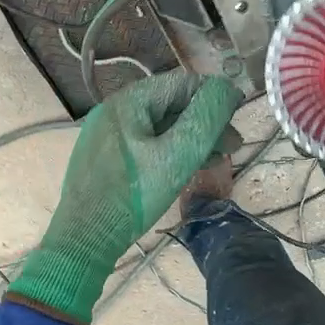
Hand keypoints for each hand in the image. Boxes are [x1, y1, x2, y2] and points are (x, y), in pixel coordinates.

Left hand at [9, 72, 241, 324]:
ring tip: (218, 159)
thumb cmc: (132, 197)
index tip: (239, 118)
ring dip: (193, 138)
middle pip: (172, 104)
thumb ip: (205, 120)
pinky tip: (188, 167)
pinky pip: (147, 143)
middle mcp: (116, 110)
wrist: (84, 240)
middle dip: (206, 122)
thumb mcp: (176, 158)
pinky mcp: (108, 156)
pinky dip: (172, 150)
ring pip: (161, 126)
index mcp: (129, 102)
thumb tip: (228, 89)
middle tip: (233, 146)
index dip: (216, 97)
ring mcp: (109, 133)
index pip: (183, 84)